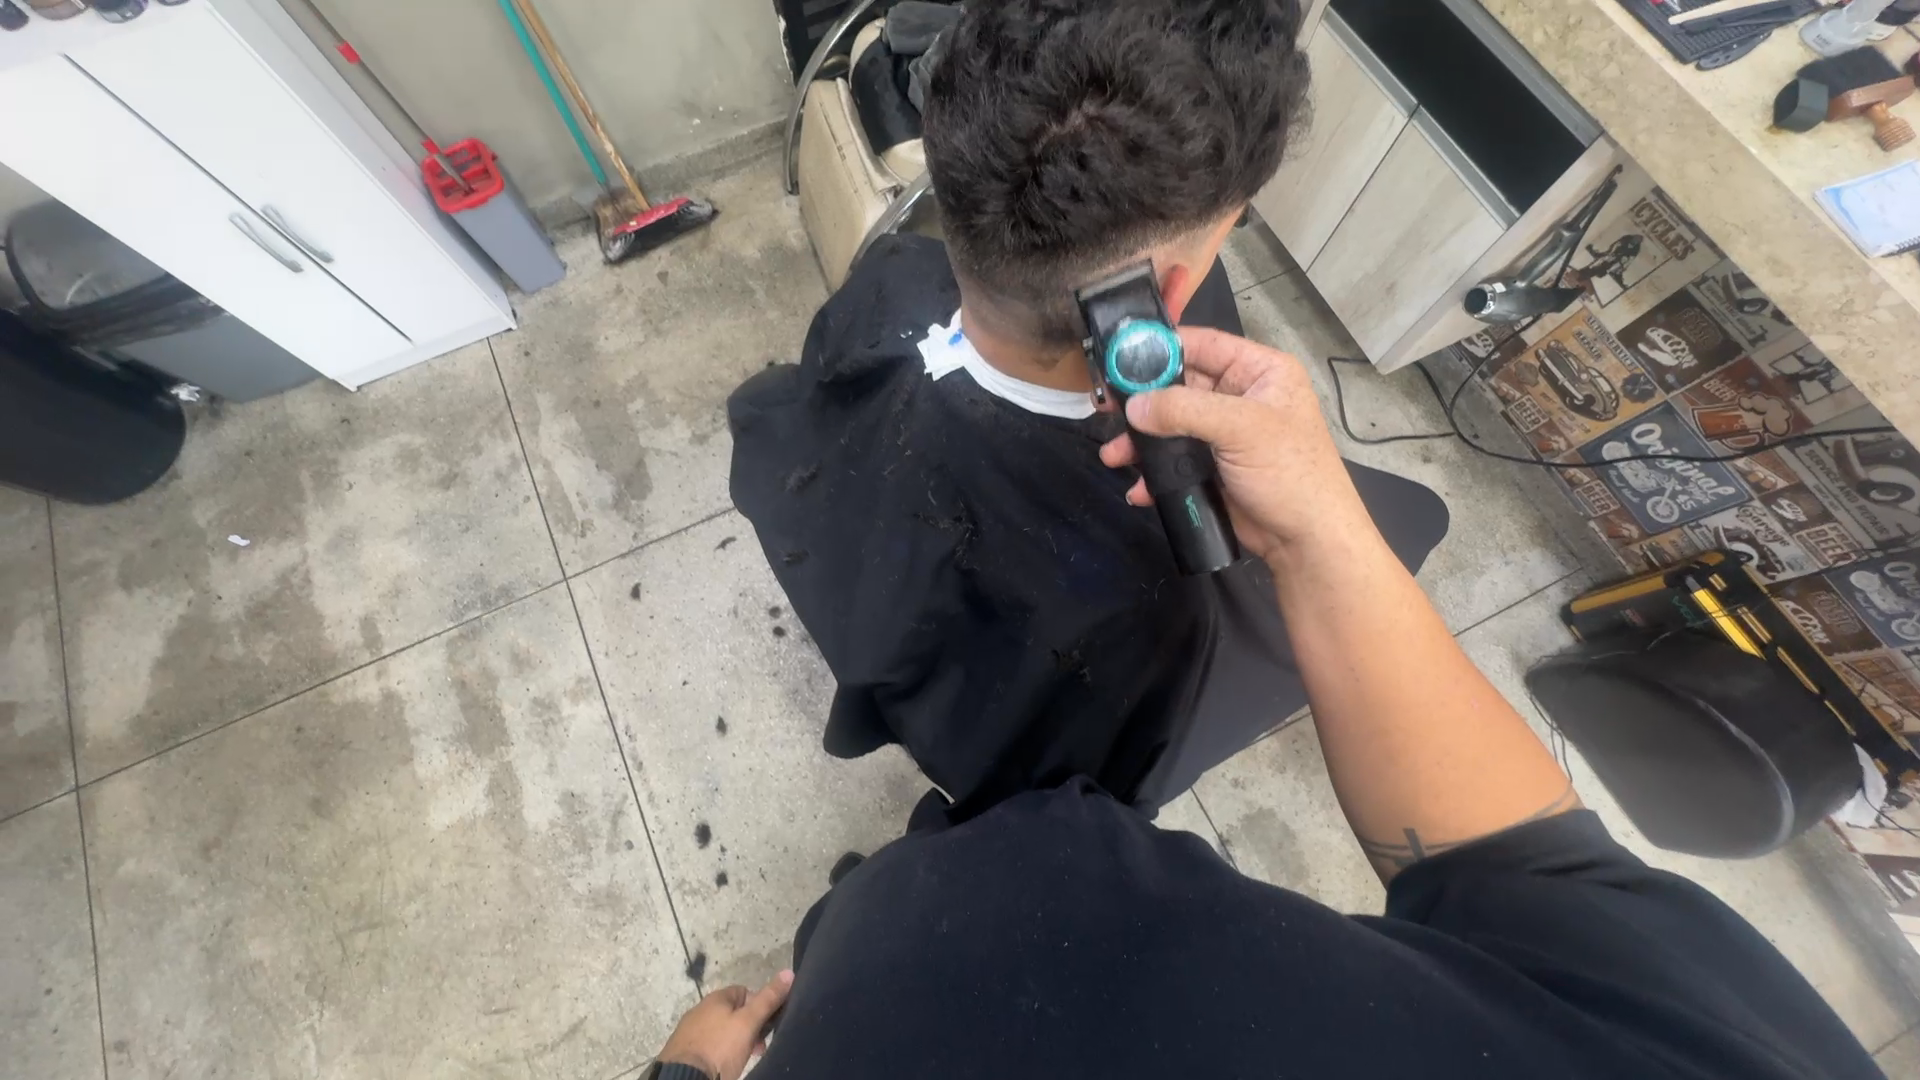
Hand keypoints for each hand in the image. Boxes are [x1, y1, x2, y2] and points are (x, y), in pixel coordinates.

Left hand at [656, 970, 793, 1079]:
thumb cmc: (719, 1048)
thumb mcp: (748, 1023)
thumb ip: (768, 999)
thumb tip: (789, 972)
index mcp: (716, 997)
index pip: (745, 992)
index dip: (759, 1007)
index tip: (766, 1027)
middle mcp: (700, 1009)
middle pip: (732, 1013)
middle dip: (748, 1028)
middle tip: (757, 1048)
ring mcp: (688, 1032)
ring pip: (719, 1032)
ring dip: (733, 1042)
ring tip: (741, 1060)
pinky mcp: (681, 1053)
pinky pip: (706, 1047)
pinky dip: (716, 1054)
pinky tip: (721, 1066)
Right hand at [1099, 327, 1370, 562]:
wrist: (1304, 540)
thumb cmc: (1288, 473)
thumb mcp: (1241, 429)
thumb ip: (1184, 411)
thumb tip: (1132, 406)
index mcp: (1258, 372)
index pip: (1203, 345)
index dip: (1162, 348)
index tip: (1119, 356)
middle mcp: (1238, 396)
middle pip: (1177, 386)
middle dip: (1141, 401)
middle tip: (1105, 408)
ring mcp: (1221, 434)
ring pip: (1168, 426)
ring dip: (1139, 442)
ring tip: (1113, 456)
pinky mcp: (1208, 467)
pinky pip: (1171, 460)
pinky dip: (1152, 473)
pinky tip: (1138, 487)